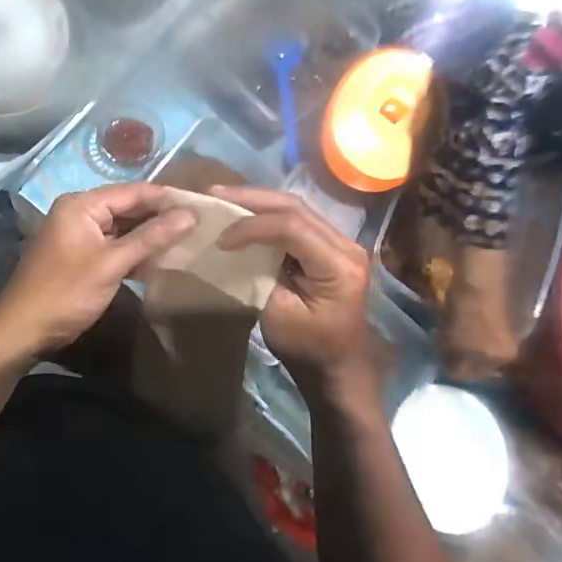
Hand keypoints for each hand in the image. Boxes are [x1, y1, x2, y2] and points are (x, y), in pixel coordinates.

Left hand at [0, 184, 195, 361]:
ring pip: (127, 227)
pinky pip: (119, 244)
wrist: (21, 335)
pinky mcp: (84, 256)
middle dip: (163, 217)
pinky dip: (139, 251)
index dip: (169, 198)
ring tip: (190, 239)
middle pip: (131, 207)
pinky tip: (165, 259)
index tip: (203, 207)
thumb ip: (152, 237)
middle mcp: (81, 213)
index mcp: (82, 205)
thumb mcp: (112, 263)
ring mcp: (81, 235)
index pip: (135, 191)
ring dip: (154, 236)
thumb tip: (191, 215)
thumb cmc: (65, 293)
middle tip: (201, 224)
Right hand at [211, 186, 378, 406]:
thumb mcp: (278, 317)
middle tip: (214, 196)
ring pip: (299, 209)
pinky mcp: (332, 245)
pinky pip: (300, 220)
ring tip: (224, 198)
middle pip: (298, 208)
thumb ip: (258, 277)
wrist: (339, 366)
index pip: (293, 228)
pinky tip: (245, 213)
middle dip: (253, 200)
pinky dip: (270, 215)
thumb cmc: (309, 349)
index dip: (253, 226)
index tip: (221, 238)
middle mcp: (347, 244)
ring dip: (260, 203)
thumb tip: (232, 247)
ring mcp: (343, 242)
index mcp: (339, 265)